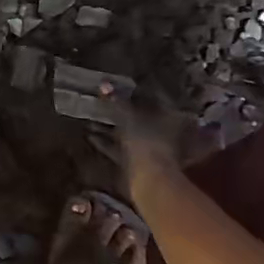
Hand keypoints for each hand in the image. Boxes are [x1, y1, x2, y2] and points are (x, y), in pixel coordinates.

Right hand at [89, 93, 203, 184]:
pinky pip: (122, 148)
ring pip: (131, 133)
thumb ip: (116, 101)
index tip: (121, 85)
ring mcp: (154, 149)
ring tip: (90, 119)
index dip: (138, 91)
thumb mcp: (128, 116)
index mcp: (173, 118)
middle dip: (124, 110)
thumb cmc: (147, 141)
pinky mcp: (140, 163)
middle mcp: (167, 132)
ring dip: (112, 128)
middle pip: (143, 117)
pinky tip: (90, 137)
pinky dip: (107, 143)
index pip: (156, 98)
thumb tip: (104, 83)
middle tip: (103, 101)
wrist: (151, 180)